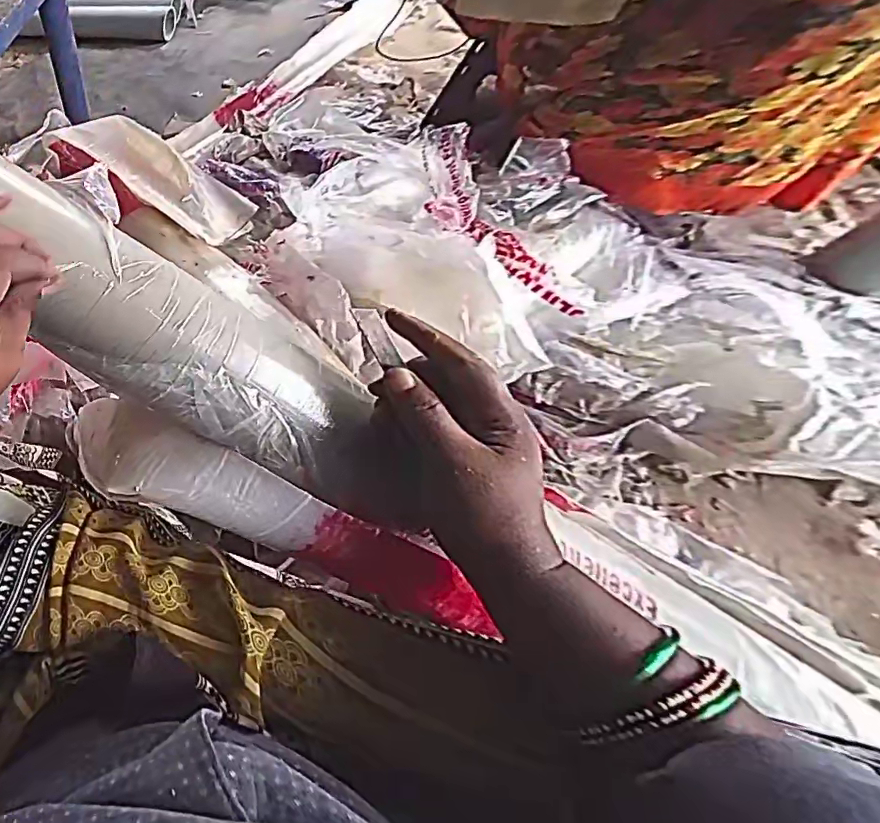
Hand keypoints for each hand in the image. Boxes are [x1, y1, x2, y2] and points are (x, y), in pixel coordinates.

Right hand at [371, 309, 559, 573]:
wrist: (504, 563)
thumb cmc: (482, 512)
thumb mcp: (450, 459)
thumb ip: (423, 413)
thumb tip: (394, 372)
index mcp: (502, 416)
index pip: (462, 362)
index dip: (425, 336)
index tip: (390, 316)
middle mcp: (494, 419)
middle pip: (447, 377)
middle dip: (408, 373)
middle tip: (375, 385)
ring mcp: (481, 436)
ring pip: (437, 397)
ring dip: (406, 396)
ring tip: (382, 411)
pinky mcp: (465, 452)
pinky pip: (432, 419)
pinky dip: (409, 415)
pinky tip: (395, 428)